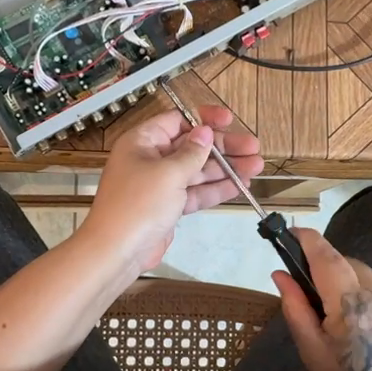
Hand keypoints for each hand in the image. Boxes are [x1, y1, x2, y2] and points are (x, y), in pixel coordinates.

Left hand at [77, 105, 262, 276]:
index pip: (177, 121)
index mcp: (142, 141)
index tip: (228, 120)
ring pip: (197, 170)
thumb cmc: (136, 206)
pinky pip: (195, 192)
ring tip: (255, 165)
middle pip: (192, 146)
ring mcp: (159, 184)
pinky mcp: (168, 206)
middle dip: (223, 147)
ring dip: (226, 168)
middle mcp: (150, 159)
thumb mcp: (168, 173)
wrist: (117, 251)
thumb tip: (205, 132)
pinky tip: (239, 185)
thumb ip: (192, 152)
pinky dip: (216, 189)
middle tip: (252, 146)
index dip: (204, 119)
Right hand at [275, 231, 371, 370]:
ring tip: (344, 312)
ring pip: (367, 273)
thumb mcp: (312, 351)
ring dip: (350, 281)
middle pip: (347, 262)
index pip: (327, 258)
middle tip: (314, 290)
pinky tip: (369, 321)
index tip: (292, 231)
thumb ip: (295, 307)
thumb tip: (280, 273)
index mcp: (350, 307)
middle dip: (327, 267)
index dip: (308, 240)